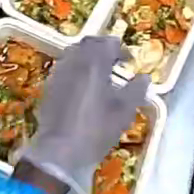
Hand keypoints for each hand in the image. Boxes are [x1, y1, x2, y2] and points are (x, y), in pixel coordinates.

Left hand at [18, 37, 148, 193]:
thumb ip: (136, 89)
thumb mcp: (124, 110)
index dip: (121, 49)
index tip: (129, 61)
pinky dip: (76, 69)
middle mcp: (74, 61)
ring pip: (74, 53)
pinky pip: (64, 68)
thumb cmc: (97, 128)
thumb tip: (144, 77)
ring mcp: (58, 72)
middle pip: (89, 43)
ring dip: (88, 57)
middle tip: (114, 62)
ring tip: (99, 74)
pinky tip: (83, 87)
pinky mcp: (49, 86)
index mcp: (94, 62)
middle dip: (103, 48)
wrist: (60, 151)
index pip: (108, 43)